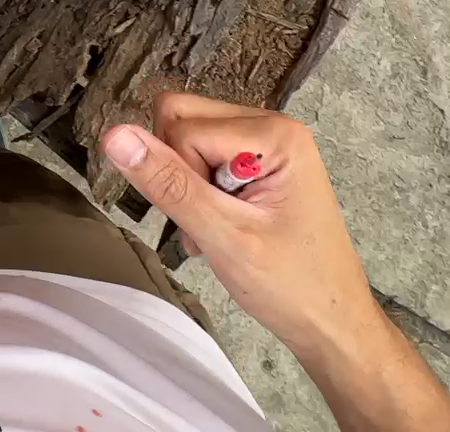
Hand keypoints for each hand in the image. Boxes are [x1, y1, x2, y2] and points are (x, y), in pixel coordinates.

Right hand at [101, 93, 382, 359]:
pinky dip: (197, 188)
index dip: (180, 176)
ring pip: (184, 135)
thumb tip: (114, 136)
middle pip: (180, 118)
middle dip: (179, 171)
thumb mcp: (223, 236)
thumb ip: (167, 182)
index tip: (212, 221)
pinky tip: (221, 222)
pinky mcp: (258, 159)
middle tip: (209, 222)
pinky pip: (200, 152)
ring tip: (216, 228)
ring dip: (186, 183)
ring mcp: (265, 140)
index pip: (182, 127)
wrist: (335, 329)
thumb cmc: (292, 287)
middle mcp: (270, 124)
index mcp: (273, 133)